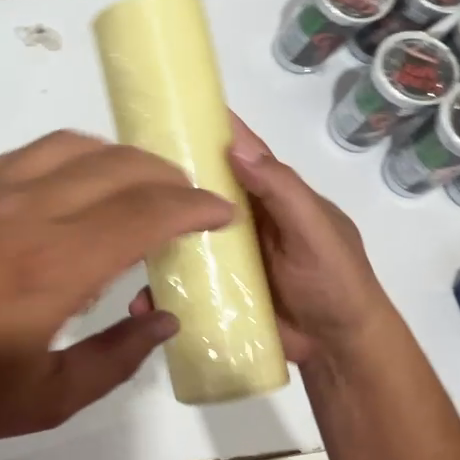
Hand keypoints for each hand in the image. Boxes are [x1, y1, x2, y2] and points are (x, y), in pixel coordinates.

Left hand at [0, 130, 233, 456]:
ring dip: (118, 158)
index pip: (145, 212)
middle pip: (116, 167)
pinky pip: (25, 156)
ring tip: (138, 185)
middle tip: (188, 200)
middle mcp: (24, 212)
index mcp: (54, 265)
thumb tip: (164, 319)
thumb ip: (116, 357)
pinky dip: (66, 158)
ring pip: (70, 147)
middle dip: (166, 177)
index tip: (220, 214)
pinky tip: (72, 185)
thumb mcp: (47, 399)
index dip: (193, 208)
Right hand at [132, 114, 395, 364]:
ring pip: (181, 241)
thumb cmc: (335, 281)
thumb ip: (281, 191)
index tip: (168, 112)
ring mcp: (226, 259)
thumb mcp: (314, 232)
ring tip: (122, 247)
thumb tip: (234, 148)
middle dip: (166, 188)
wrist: (337, 347)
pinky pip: (180, 286)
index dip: (208, 132)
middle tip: (122, 182)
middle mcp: (242, 222)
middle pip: (198, 196)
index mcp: (270, 197)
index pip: (236, 155)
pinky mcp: (214, 293)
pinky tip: (142, 303)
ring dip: (154, 244)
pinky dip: (159, 293)